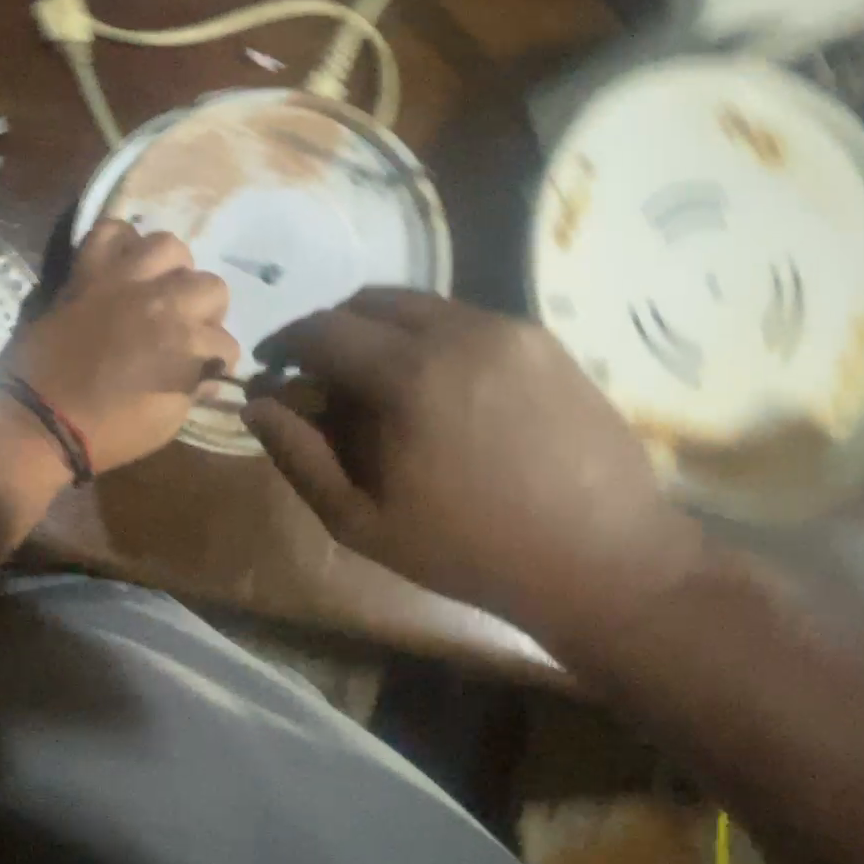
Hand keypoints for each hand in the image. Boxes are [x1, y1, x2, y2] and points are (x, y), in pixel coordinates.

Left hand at [6, 220, 239, 472]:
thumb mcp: (167, 421)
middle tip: (183, 330)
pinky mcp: (85, 273)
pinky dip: (120, 242)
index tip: (203, 371)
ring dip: (170, 269)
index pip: (224, 342)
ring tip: (156, 291)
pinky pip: (108, 231)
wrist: (38, 420)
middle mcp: (160, 301)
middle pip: (209, 286)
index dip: (217, 360)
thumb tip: (206, 371)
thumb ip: (193, 385)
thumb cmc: (106, 431)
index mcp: (185, 342)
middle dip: (205, 312)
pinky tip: (122, 266)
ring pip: (168, 246)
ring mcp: (120, 280)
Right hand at [241, 288, 704, 632]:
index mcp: (409, 376)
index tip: (271, 369)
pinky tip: (432, 388)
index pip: (322, 330)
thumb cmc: (469, 549)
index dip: (284, 344)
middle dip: (329, 331)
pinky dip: (426, 338)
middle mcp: (459, 333)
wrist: (607, 562)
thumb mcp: (359, 519)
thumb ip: (297, 455)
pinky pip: (463, 319)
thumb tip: (256, 406)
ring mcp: (509, 331)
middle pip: (367, 302)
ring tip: (374, 381)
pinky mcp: (544, 342)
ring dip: (378, 331)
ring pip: (418, 304)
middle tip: (318, 376)